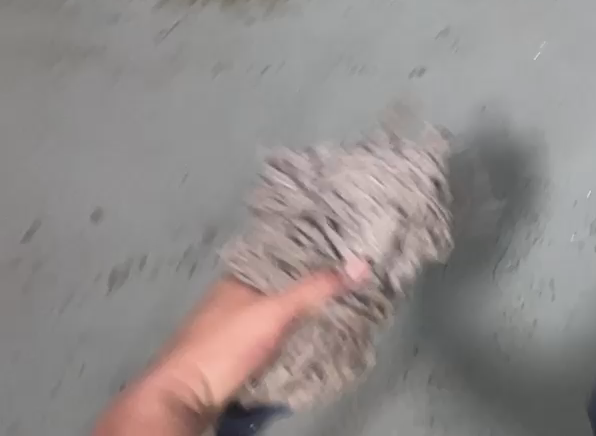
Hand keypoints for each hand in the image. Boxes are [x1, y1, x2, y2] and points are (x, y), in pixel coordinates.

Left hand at [95, 261, 367, 435]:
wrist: (181, 401)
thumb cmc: (223, 345)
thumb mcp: (274, 311)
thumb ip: (318, 286)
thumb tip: (365, 262)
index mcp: (242, 277)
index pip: (289, 251)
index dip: (321, 247)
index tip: (355, 243)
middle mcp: (240, 296)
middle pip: (292, 279)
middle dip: (323, 277)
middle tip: (362, 270)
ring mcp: (241, 324)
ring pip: (289, 305)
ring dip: (315, 304)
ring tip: (354, 294)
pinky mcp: (245, 350)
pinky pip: (285, 329)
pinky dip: (305, 326)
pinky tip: (329, 322)